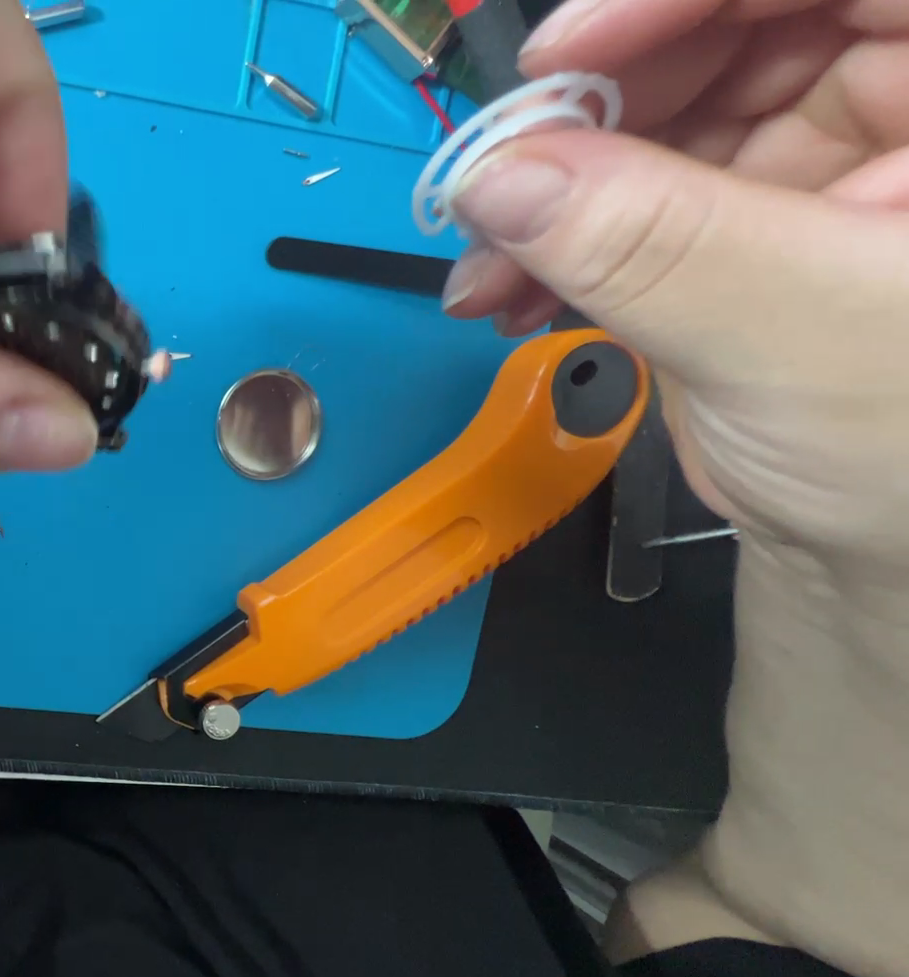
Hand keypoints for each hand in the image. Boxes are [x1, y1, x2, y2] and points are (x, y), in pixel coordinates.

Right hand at [437, 0, 908, 576]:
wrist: (892, 551)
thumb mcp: (799, 337)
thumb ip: (648, 245)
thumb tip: (491, 176)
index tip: (556, 59)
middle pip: (738, 32)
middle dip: (591, 118)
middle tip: (490, 191)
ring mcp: (831, 151)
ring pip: (660, 123)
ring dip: (546, 201)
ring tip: (482, 278)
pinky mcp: (743, 214)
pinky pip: (626, 197)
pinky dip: (551, 244)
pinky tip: (505, 295)